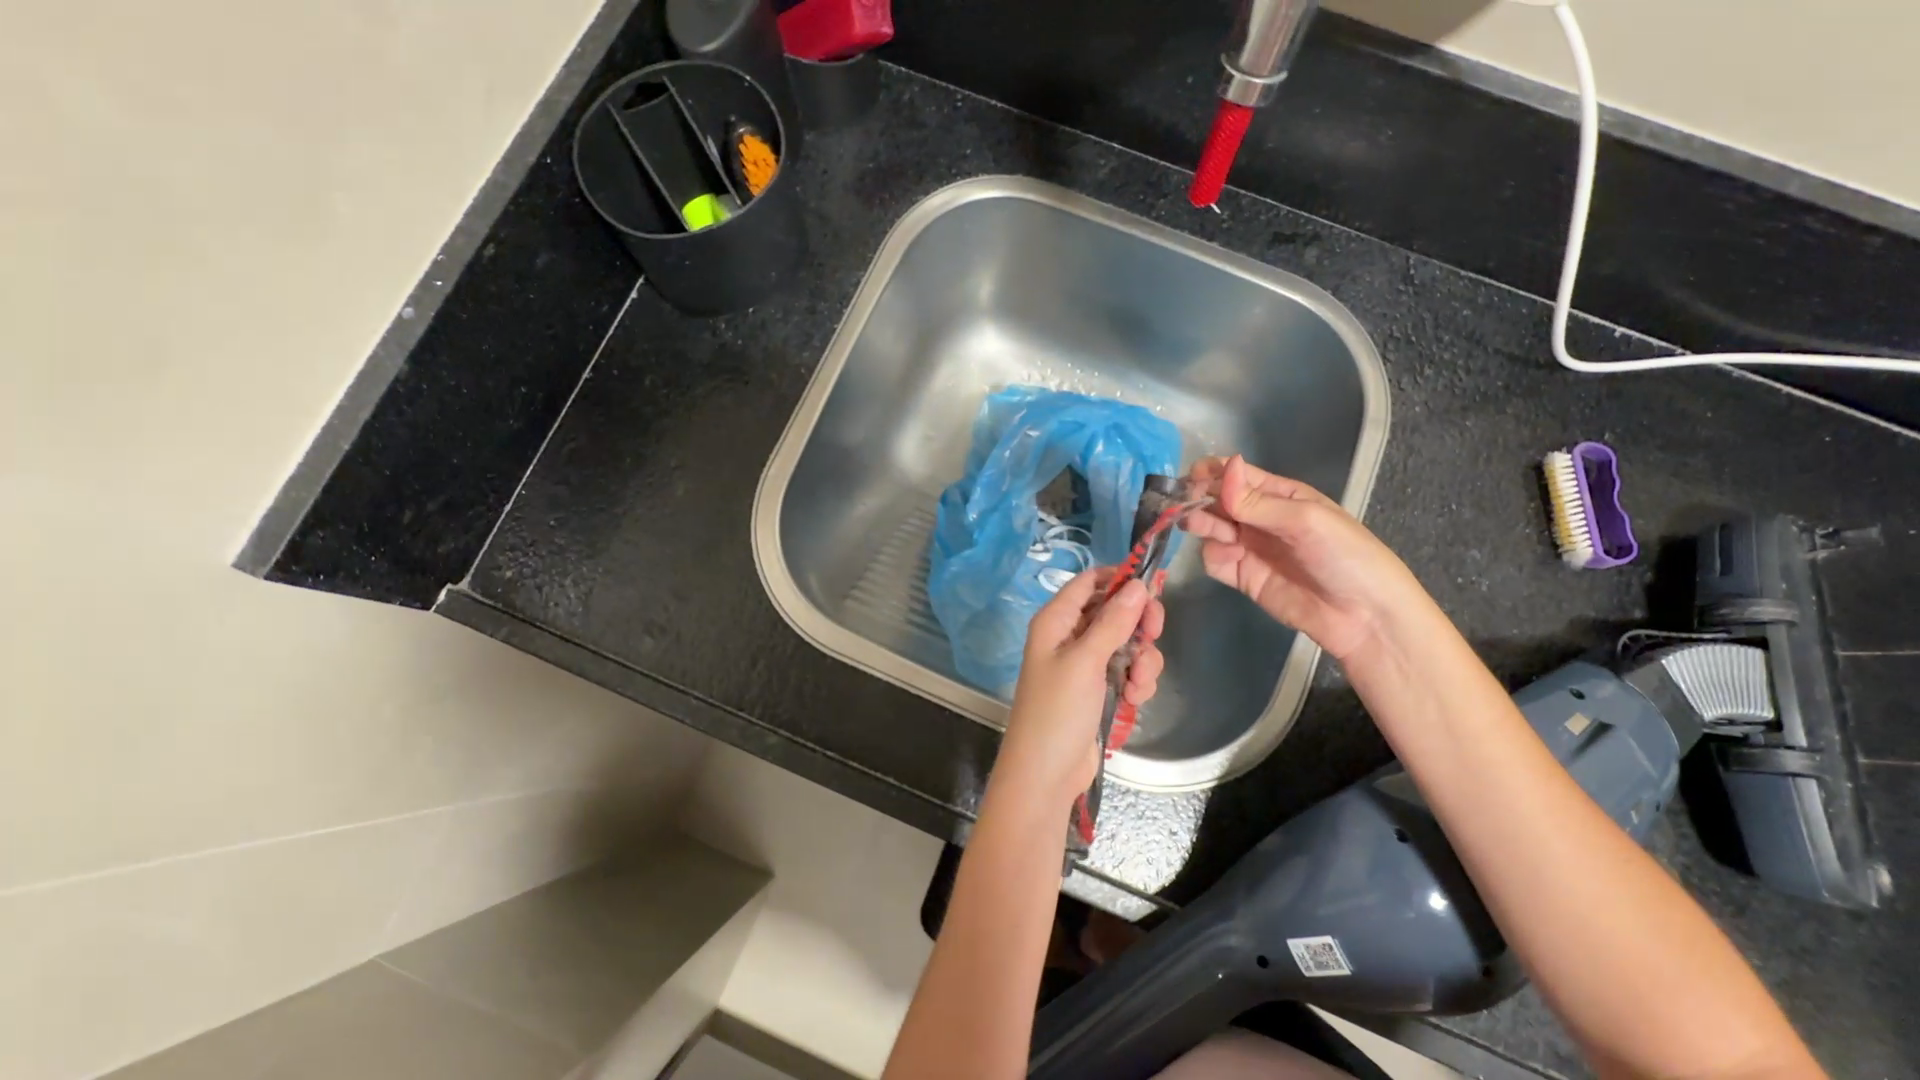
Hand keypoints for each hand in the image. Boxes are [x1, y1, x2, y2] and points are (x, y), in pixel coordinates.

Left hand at [997, 569, 1164, 807]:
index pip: (1090, 581)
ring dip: (1142, 660)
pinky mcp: (1099, 689)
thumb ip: (1113, 622)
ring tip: (1138, 685)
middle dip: (1139, 624)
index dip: (1121, 579)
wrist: (1046, 774)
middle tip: (1153, 636)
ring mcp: (1085, 664)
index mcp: (1056, 621)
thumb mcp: (1085, 662)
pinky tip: (1135, 699)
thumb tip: (1139, 583)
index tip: (1155, 587)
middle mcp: (1069, 637)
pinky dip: (1138, 681)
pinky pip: (1128, 670)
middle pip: (1115, 611)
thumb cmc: (1057, 712)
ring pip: (1128, 643)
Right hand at [1184, 455, 1427, 662]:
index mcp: (1280, 495)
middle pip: (1218, 501)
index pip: (1237, 475)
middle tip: (1188, 506)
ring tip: (1200, 528)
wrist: (1362, 616)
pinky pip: (1215, 560)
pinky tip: (1227, 557)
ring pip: (1211, 528)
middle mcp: (1262, 517)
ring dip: (1203, 525)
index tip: (1194, 480)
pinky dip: (1212, 556)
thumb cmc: (1344, 555)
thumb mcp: (1304, 520)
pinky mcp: (1244, 577)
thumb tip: (1225, 466)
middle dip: (1200, 499)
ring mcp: (1252, 547)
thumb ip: (1257, 501)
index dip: (1213, 473)